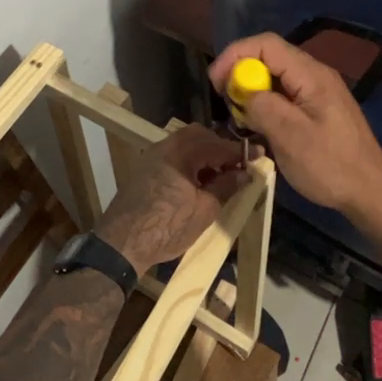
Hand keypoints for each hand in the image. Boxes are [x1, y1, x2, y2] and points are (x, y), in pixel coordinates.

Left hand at [95, 125, 249, 272]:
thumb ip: (226, 185)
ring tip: (220, 176)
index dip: (241, 152)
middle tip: (237, 165)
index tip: (260, 155)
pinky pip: (173, 155)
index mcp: (183, 151)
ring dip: (205, 154)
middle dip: (221, 148)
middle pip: (200, 136)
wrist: (121, 244)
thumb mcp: (205, 210)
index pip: (219, 145)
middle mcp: (166, 145)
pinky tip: (198, 181)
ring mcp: (153, 156)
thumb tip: (245, 172)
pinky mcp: (145, 169)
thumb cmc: (167, 227)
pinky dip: (190, 161)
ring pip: (185, 144)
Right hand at [208, 33, 381, 217]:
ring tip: (242, 120)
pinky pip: (285, 96)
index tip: (216, 82)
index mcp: (311, 74)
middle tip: (227, 105)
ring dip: (253, 93)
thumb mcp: (289, 136)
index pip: (266, 44)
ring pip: (275, 78)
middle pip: (269, 58)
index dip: (235, 55)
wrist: (370, 191)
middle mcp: (315, 75)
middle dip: (241, 75)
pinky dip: (267, 106)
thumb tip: (244, 93)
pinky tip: (260, 129)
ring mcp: (318, 92)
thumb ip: (262, 106)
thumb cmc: (331, 164)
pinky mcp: (318, 110)